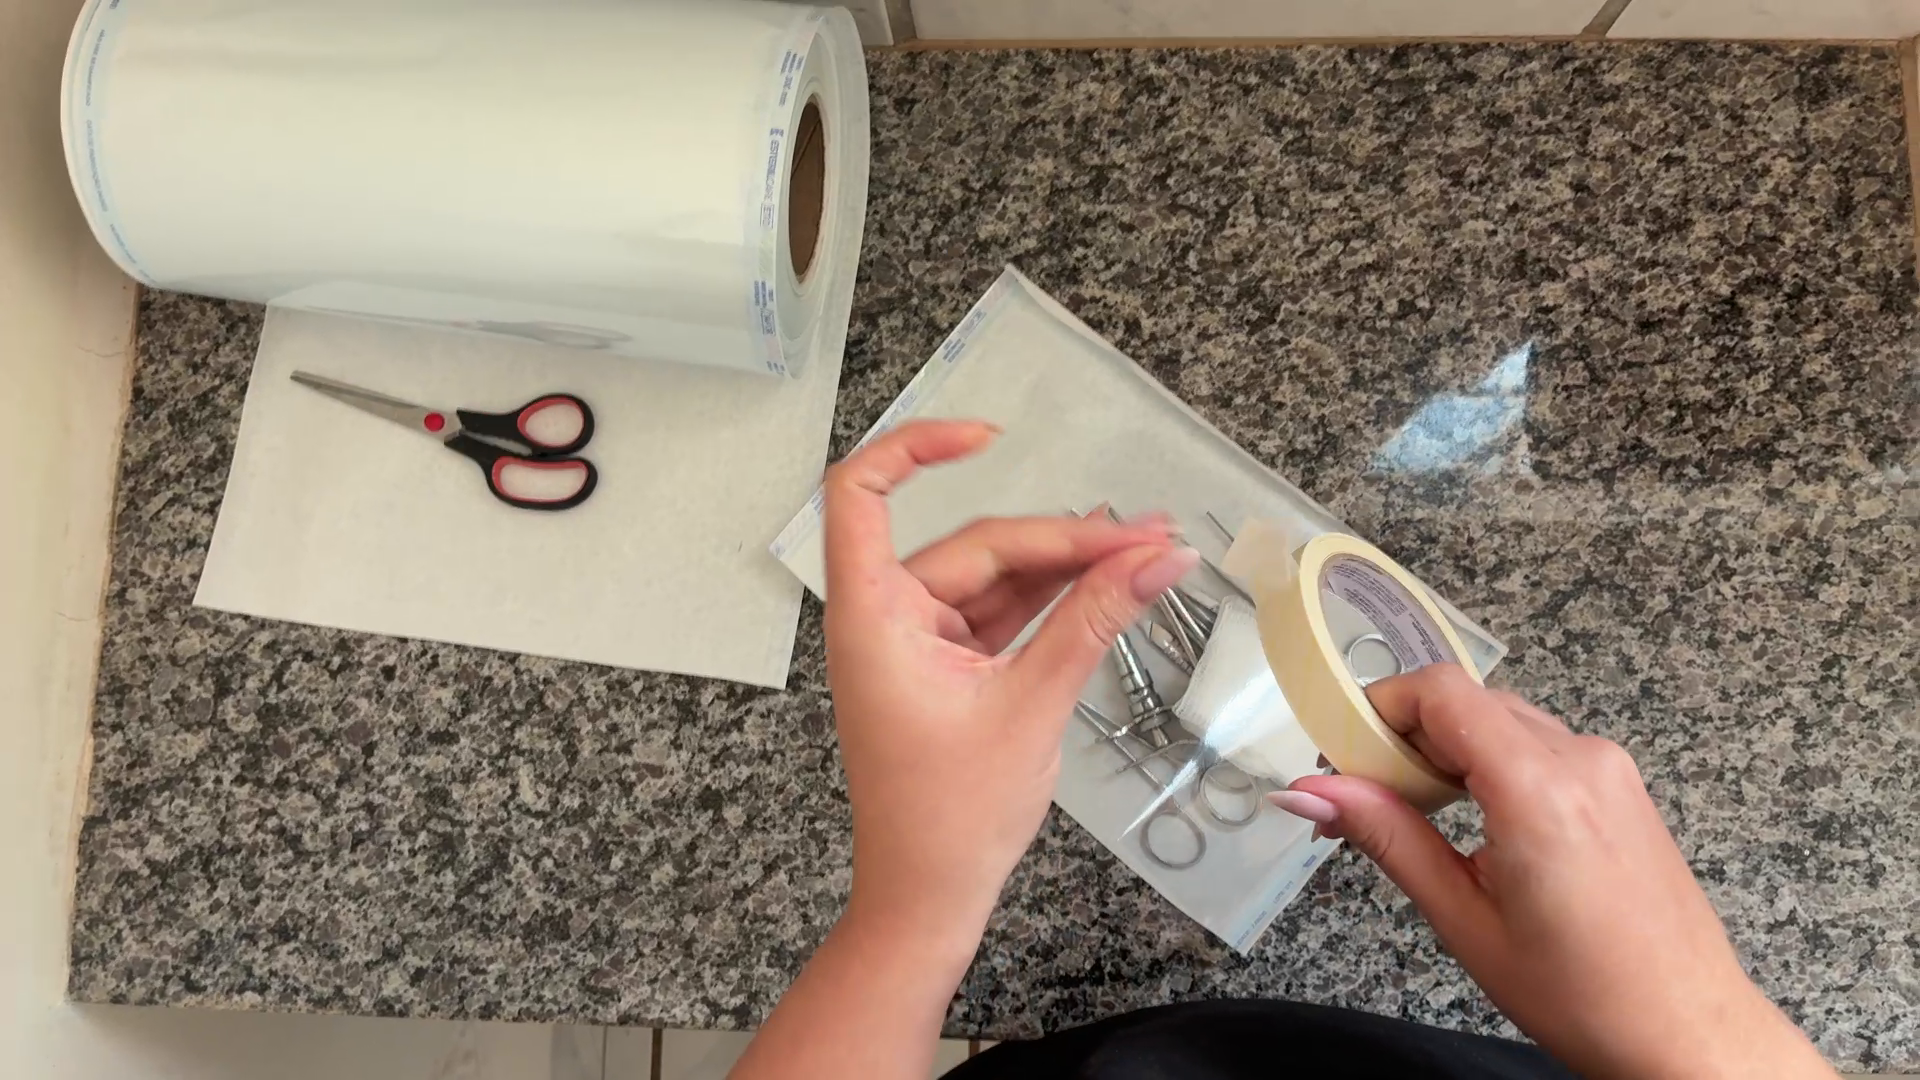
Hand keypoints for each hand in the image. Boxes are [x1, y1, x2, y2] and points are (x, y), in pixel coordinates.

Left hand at [822, 419, 1197, 938]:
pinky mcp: (950, 660)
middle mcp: (890, 614)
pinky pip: (1003, 610)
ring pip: (997, 576)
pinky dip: (1054, 599)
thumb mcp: (1031, 706)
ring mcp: (922, 637)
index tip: (986, 438)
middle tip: (1149, 537)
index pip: (862, 497)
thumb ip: (1092, 623)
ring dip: (1069, 566)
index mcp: (875, 616)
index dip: (912, 449)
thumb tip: (1157, 561)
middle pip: (976, 545)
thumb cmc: (953, 816)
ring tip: (1148, 551)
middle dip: (1063, 540)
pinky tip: (1111, 583)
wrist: (931, 896)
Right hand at [1268, 665, 1835, 1079]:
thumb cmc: (1578, 993)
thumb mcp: (1460, 915)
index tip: (1345, 756)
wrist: (1699, 1042)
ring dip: (1438, 746)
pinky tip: (1467, 812)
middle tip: (1367, 794)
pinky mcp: (1614, 781)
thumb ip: (1381, 834)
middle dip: (1400, 734)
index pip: (1439, 691)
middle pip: (1459, 700)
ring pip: (1489, 716)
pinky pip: (1525, 738)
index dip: (1378, 706)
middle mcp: (1580, 757)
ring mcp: (1606, 766)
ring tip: (1414, 810)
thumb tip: (1301, 789)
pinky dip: (1477, 756)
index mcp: (1540, 788)